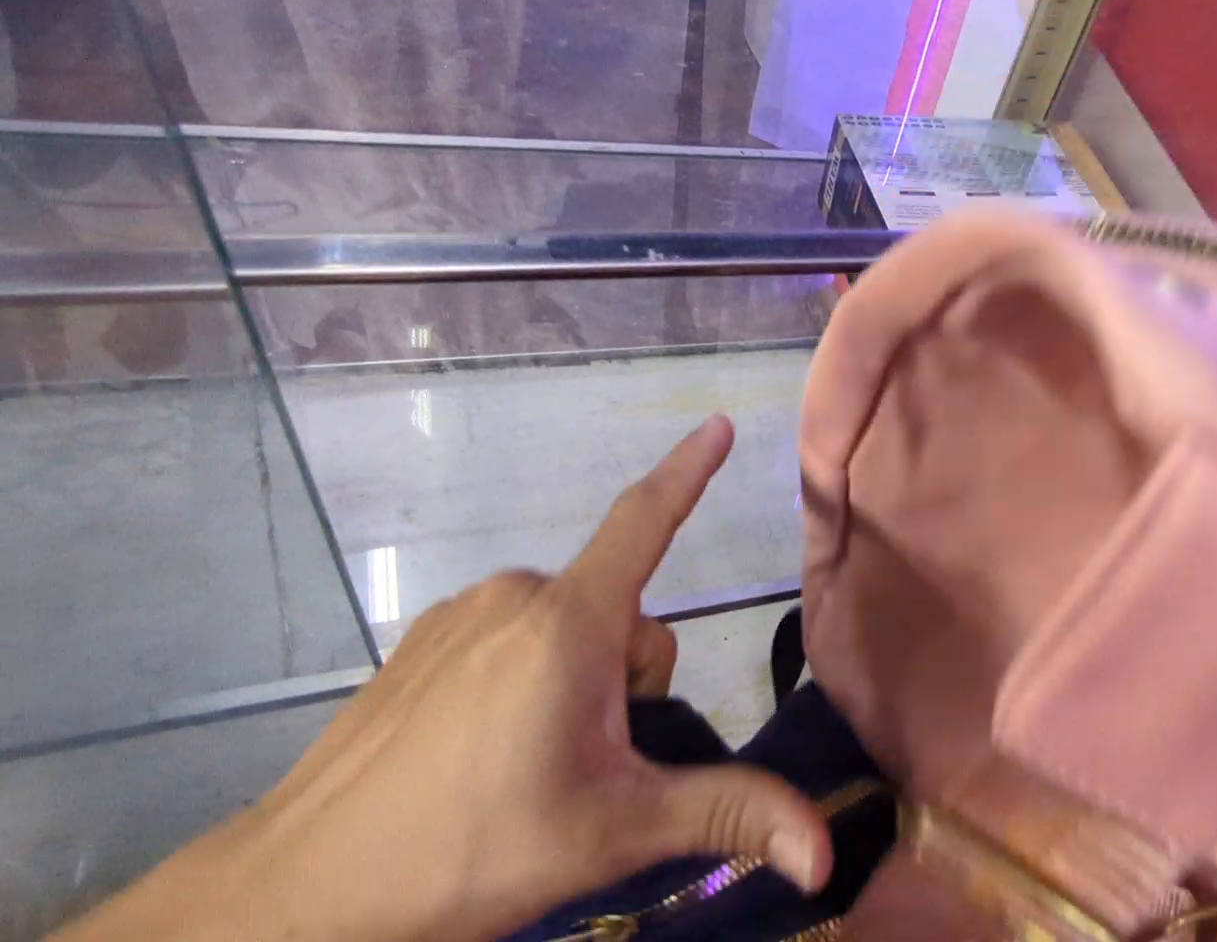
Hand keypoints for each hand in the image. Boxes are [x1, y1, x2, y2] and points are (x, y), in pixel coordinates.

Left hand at [54, 415, 830, 941]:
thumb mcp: (614, 832)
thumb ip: (728, 815)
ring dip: (584, 679)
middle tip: (589, 765)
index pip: (643, 521)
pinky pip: (517, 635)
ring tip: (536, 761)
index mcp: (568, 621)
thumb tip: (825, 848)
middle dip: (632, 680)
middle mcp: (517, 595)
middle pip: (625, 617)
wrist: (293, 899)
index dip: (688, 470)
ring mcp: (463, 614)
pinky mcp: (425, 640)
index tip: (716, 422)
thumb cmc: (468, 851)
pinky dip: (533, 674)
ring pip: (572, 627)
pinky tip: (488, 745)